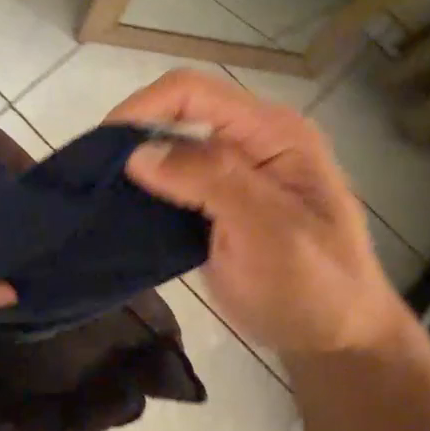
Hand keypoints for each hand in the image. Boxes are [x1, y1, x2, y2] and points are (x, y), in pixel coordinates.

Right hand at [107, 70, 405, 357]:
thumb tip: (138, 151)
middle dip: (132, 137)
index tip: (102, 149)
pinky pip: (171, 182)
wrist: (336, 337)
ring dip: (133, 166)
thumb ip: (210, 181)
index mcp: (272, 133)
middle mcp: (251, 141)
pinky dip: (143, 192)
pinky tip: (121, 212)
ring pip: (169, 148)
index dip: (143, 109)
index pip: (194, 93)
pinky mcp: (216, 204)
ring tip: (98, 194)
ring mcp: (234, 173)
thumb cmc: (313, 285)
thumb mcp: (268, 230)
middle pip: (176, 114)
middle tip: (93, 178)